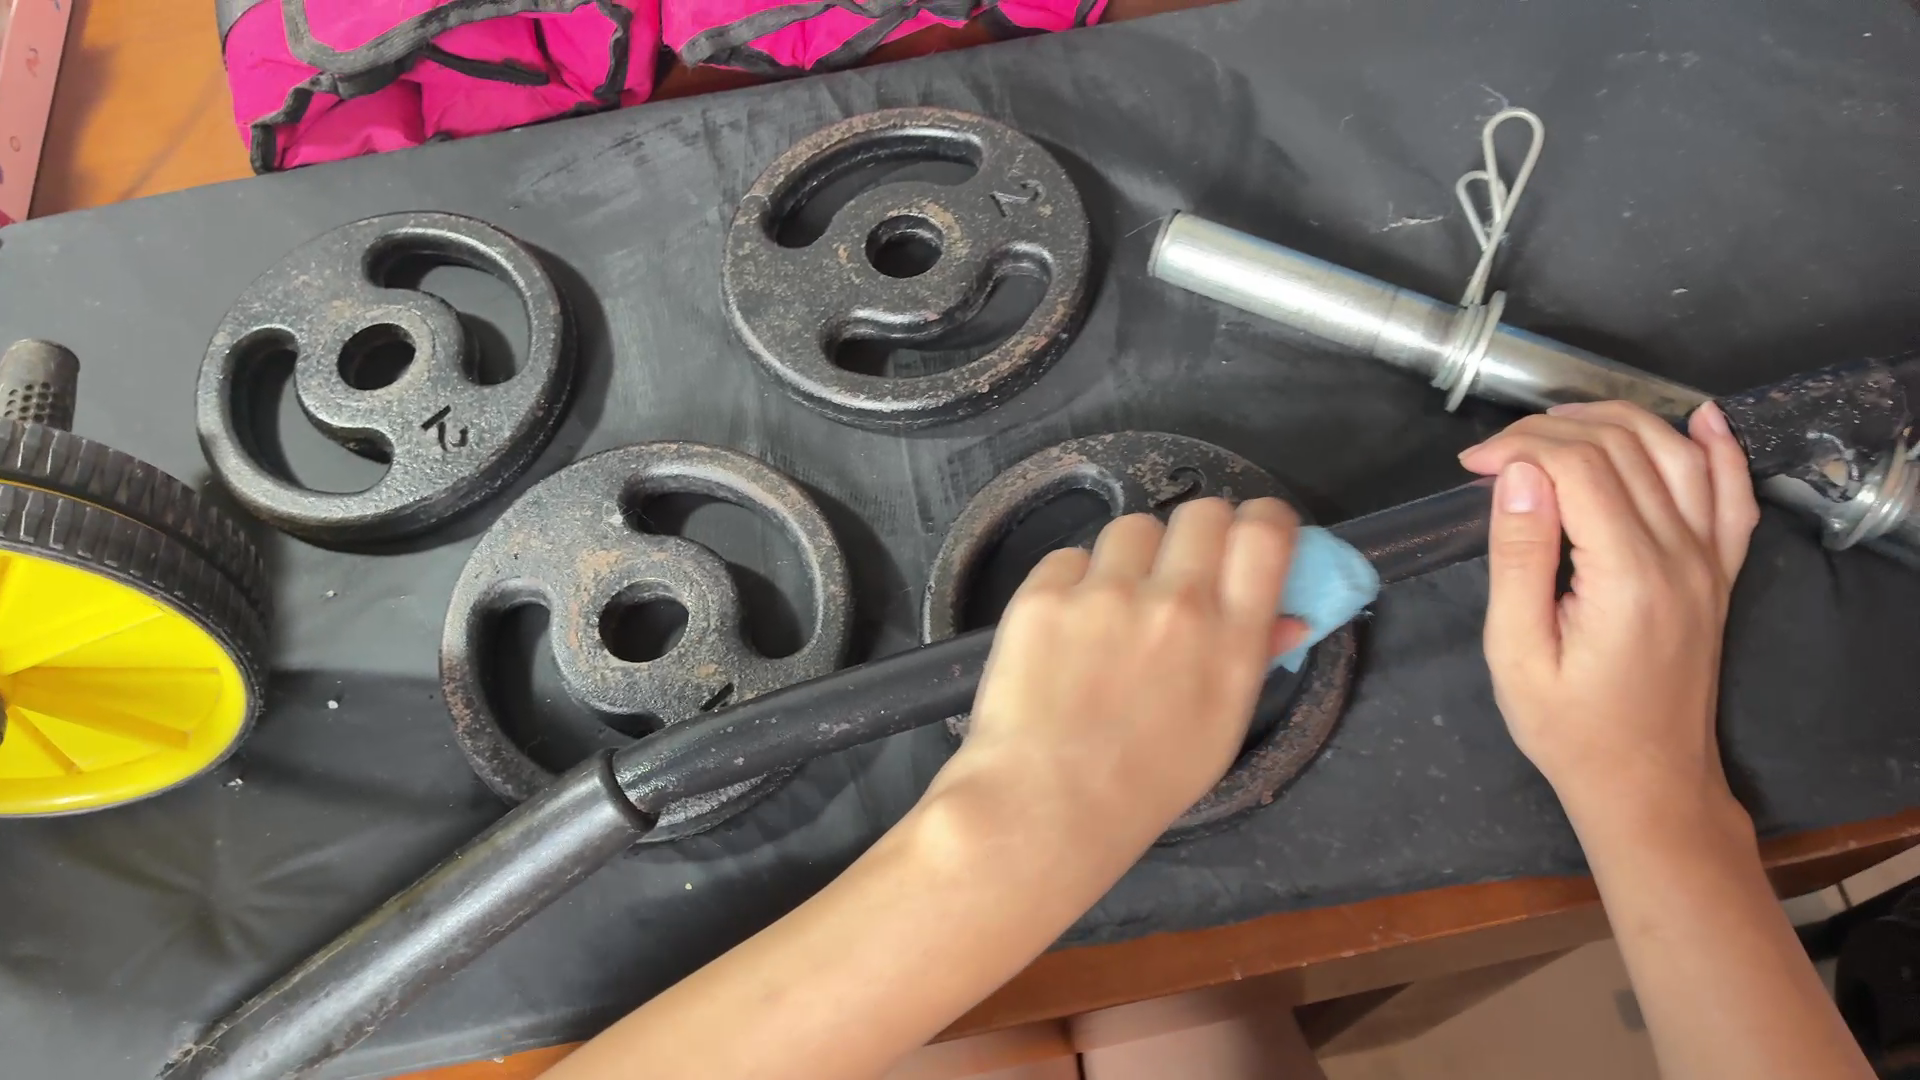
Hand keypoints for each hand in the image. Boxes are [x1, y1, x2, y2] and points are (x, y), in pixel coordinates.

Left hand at [929, 498, 1304, 866]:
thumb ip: (1254, 658)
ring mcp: (1105, 594)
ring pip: (1131, 529)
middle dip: (1194, 534)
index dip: (1262, 519)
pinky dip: (1071, 582)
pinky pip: (1069, 558)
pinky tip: (1062, 627)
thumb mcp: (1218, 729)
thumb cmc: (1143, 783)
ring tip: (1108, 608)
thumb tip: (1289, 613)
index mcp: (1230, 640)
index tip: (1249, 531)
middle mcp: (1175, 603)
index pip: (1265, 532)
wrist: (1044, 803)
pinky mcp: (1043, 594)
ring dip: (1128, 558)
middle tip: (1173, 571)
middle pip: (1201, 512)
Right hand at [1457, 400, 1760, 827]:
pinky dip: (1718, 447)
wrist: (1644, 778)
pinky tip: (1696, 419)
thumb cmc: (1563, 721)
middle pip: (1624, 450)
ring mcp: (1711, 561)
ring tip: (1551, 425)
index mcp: (1627, 575)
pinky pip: (1732, 492)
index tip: (1469, 466)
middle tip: (1491, 456)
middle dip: (1549, 432)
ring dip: (1614, 422)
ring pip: (1677, 455)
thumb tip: (1520, 477)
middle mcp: (1682, 555)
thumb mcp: (1514, 648)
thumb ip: (1519, 559)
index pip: (1580, 468)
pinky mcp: (1720, 571)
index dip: (1519, 448)